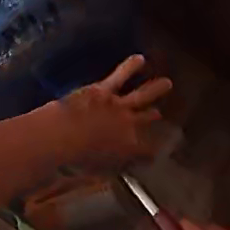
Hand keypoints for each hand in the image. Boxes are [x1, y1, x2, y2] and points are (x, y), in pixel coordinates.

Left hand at [42, 55, 171, 169]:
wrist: (62, 136)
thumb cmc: (75, 159)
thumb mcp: (95, 170)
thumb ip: (108, 168)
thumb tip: (111, 171)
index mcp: (127, 148)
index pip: (146, 151)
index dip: (152, 151)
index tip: (156, 151)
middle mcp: (128, 126)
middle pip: (146, 119)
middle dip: (154, 116)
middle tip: (161, 113)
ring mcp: (117, 106)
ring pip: (141, 95)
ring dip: (155, 88)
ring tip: (167, 82)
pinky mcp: (104, 90)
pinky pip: (120, 76)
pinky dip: (130, 66)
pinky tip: (139, 58)